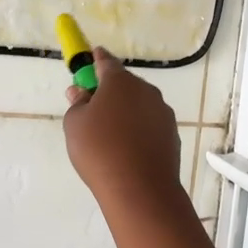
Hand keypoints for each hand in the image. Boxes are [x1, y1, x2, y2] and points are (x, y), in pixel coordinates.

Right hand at [62, 47, 181, 198]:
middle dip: (110, 91)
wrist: (140, 188)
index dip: (96, 60)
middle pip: (125, 84)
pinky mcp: (172, 134)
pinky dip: (139, 130)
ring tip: (110, 136)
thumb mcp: (75, 124)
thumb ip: (77, 103)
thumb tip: (81, 91)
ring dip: (126, 112)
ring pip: (139, 105)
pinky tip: (129, 150)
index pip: (106, 62)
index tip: (91, 59)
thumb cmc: (99, 150)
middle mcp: (146, 91)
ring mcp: (163, 112)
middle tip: (93, 109)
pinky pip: (150, 125)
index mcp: (121, 82)